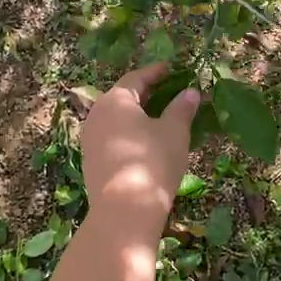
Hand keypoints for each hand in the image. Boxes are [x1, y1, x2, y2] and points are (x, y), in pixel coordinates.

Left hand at [82, 63, 199, 218]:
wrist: (125, 211)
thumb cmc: (154, 162)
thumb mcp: (174, 131)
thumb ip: (181, 108)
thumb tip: (191, 91)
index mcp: (115, 101)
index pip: (136, 78)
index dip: (155, 73)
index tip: (170, 69)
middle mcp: (96, 115)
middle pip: (123, 98)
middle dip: (147, 94)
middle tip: (168, 92)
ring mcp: (90, 139)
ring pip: (116, 120)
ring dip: (137, 116)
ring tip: (159, 119)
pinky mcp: (90, 161)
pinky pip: (112, 138)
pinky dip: (129, 134)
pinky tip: (145, 144)